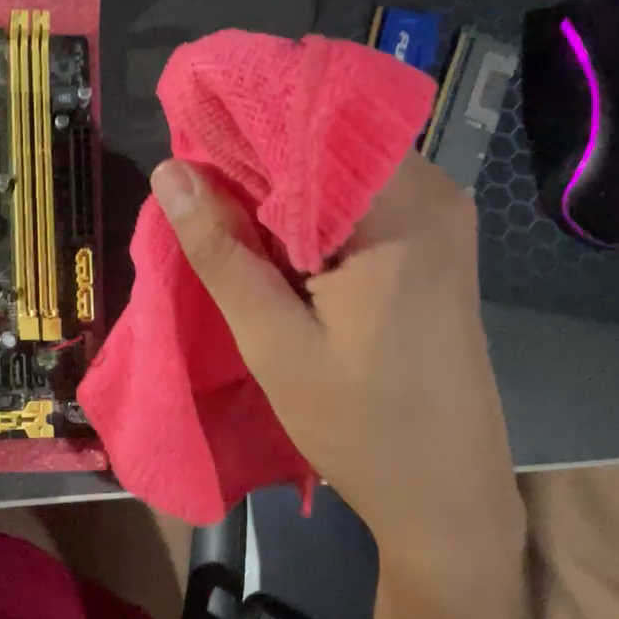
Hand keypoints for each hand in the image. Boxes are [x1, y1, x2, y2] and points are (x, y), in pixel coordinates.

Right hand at [151, 157, 520, 557]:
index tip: (187, 133)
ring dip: (283, 189)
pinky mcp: (439, 249)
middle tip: (195, 186)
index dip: (244, 123)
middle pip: (331, 142)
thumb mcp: (275, 343)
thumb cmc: (361, 425)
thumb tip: (171, 171)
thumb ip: (222, 253)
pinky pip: (366, 202)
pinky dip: (315, 212)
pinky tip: (275, 244)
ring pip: (345, 171)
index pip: (311, 124)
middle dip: (259, 157)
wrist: (447, 495)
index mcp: (399, 213)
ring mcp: (444, 222)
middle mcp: (434, 197)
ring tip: (224, 214)